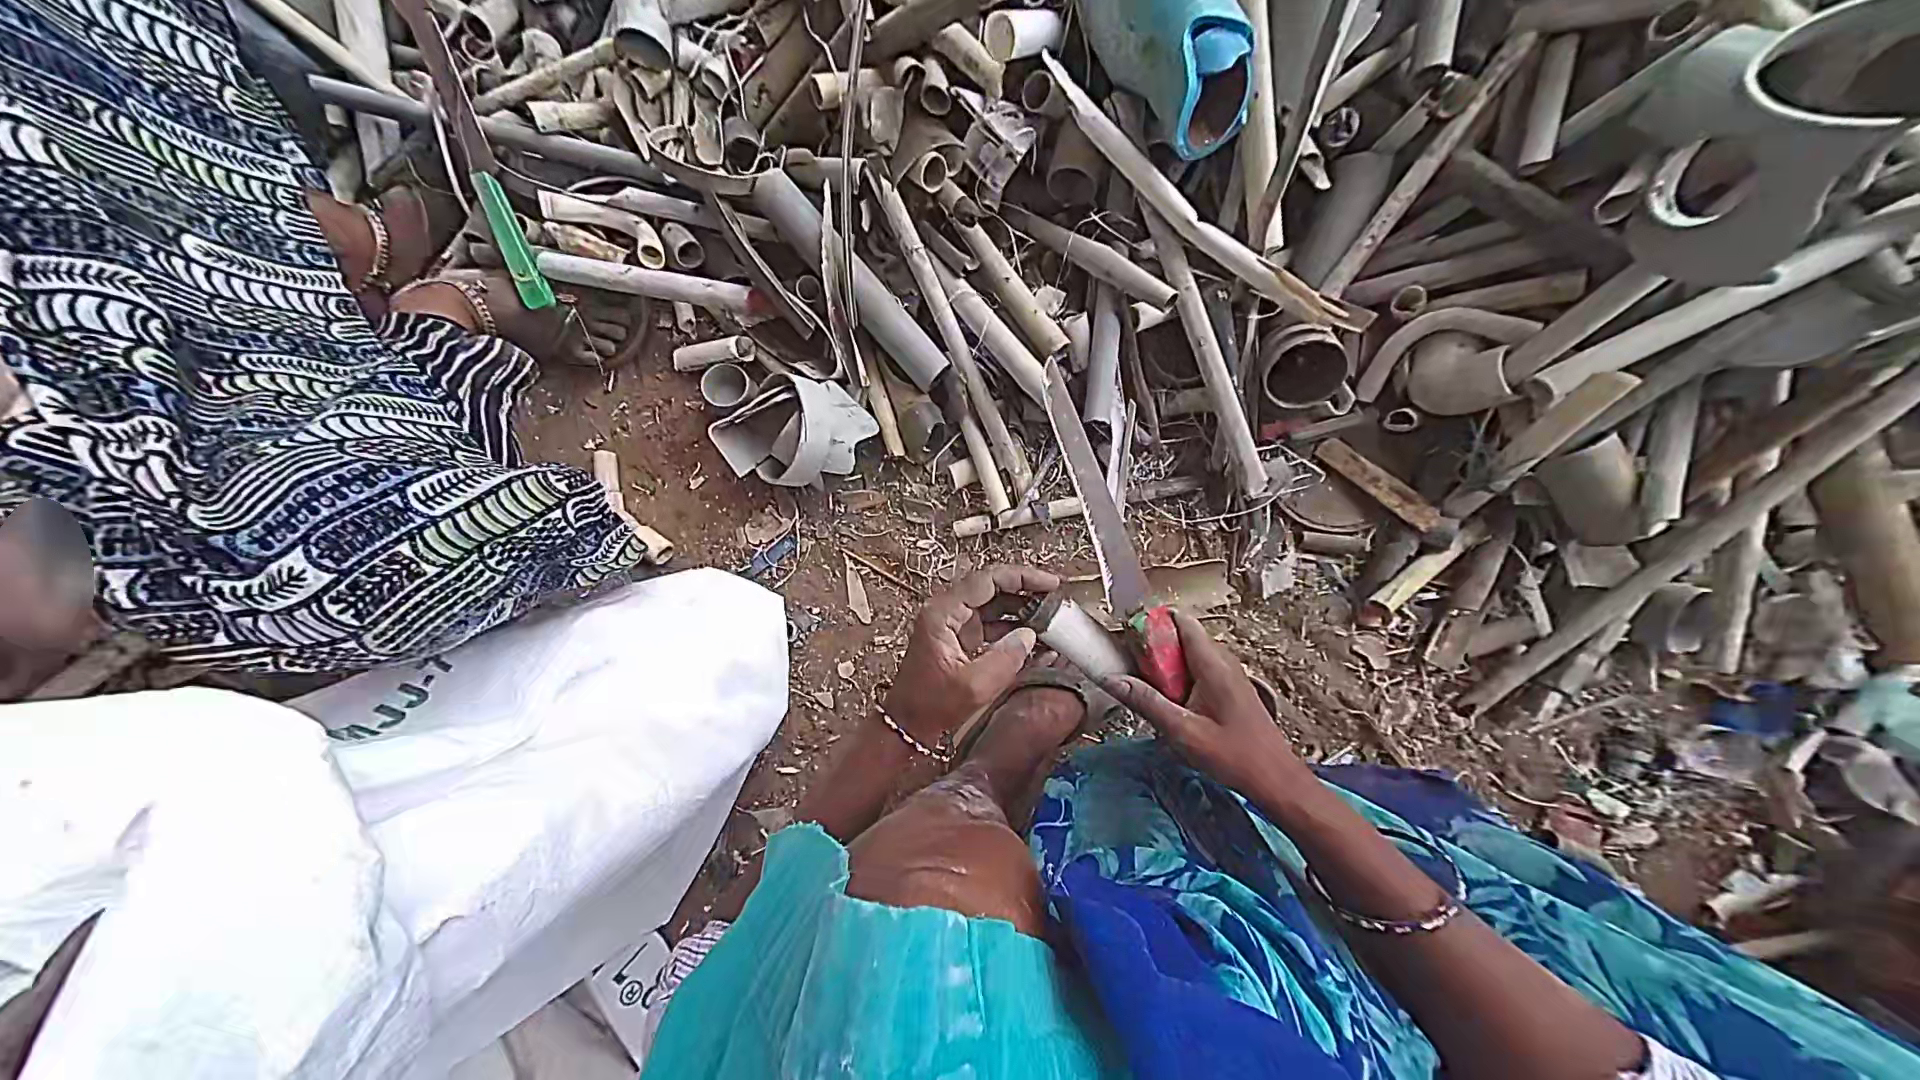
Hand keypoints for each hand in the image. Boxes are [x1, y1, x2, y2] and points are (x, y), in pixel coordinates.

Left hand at [883, 564, 1059, 742]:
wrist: (909, 724)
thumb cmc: (931, 705)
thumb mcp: (975, 685)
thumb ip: (1007, 657)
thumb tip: (1030, 636)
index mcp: (943, 613)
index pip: (988, 580)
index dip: (1022, 578)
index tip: (1049, 583)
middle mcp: (946, 611)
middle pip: (992, 587)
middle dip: (1025, 589)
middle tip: (1055, 596)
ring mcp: (953, 624)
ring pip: (993, 603)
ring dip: (1021, 608)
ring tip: (1050, 615)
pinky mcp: (960, 637)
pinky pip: (991, 623)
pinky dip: (1012, 627)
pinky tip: (1035, 636)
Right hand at [1102, 610, 1303, 797]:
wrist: (1275, 780)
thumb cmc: (1236, 757)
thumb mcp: (1182, 731)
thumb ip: (1147, 702)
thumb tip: (1114, 680)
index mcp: (1213, 665)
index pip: (1182, 621)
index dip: (1153, 622)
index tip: (1130, 636)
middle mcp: (1224, 663)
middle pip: (1182, 636)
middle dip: (1155, 648)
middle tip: (1134, 669)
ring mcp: (1229, 675)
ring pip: (1189, 654)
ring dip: (1166, 666)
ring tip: (1150, 688)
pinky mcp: (1230, 688)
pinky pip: (1198, 669)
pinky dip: (1180, 678)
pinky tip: (1172, 702)